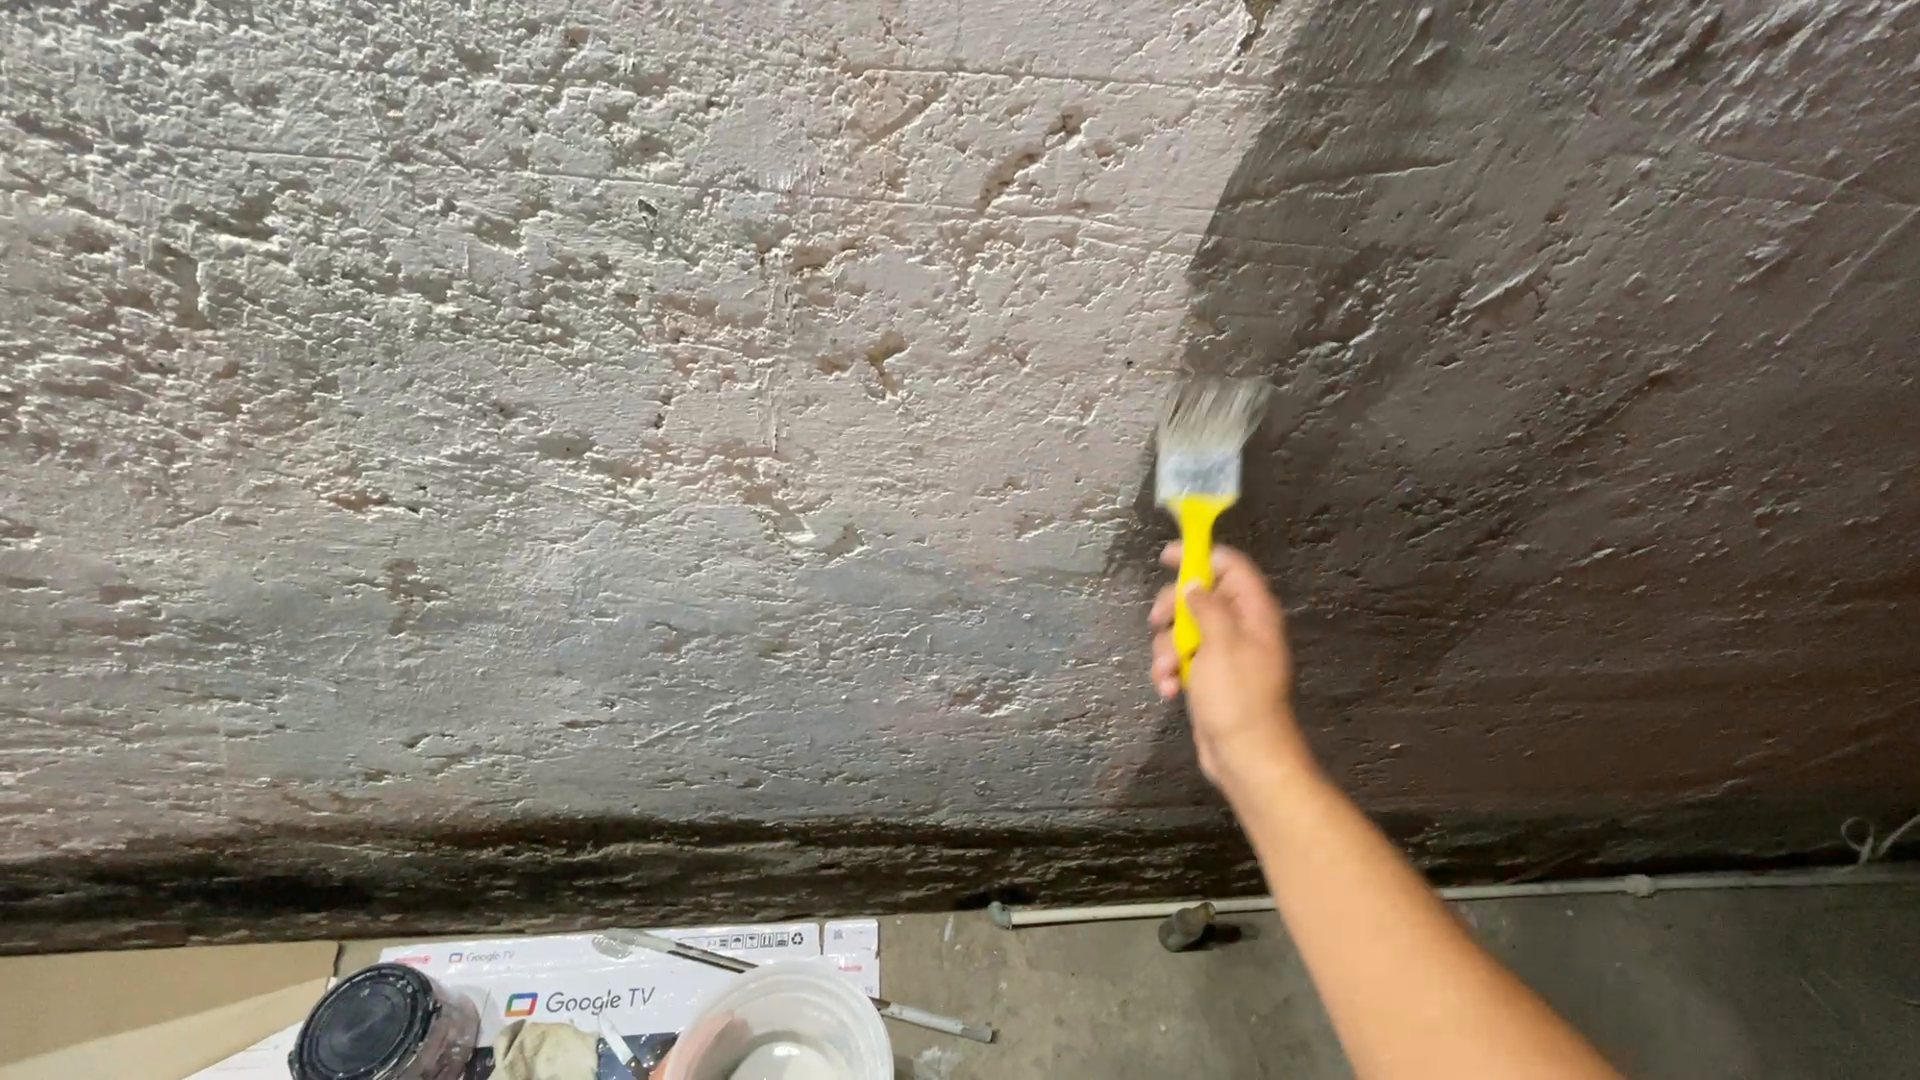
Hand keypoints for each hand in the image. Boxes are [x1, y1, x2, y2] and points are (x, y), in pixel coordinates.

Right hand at [1150, 543, 1311, 786]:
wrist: (1245, 756)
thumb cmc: (1238, 696)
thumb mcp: (1221, 643)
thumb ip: (1207, 606)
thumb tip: (1193, 584)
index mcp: (1253, 613)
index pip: (1231, 566)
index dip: (1199, 555)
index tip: (1166, 557)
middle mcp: (1240, 627)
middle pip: (1198, 595)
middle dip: (1171, 609)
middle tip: (1157, 622)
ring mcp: (1222, 653)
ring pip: (1182, 629)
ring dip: (1166, 648)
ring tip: (1167, 672)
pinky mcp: (1207, 676)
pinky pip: (1180, 658)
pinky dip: (1170, 670)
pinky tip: (1168, 689)